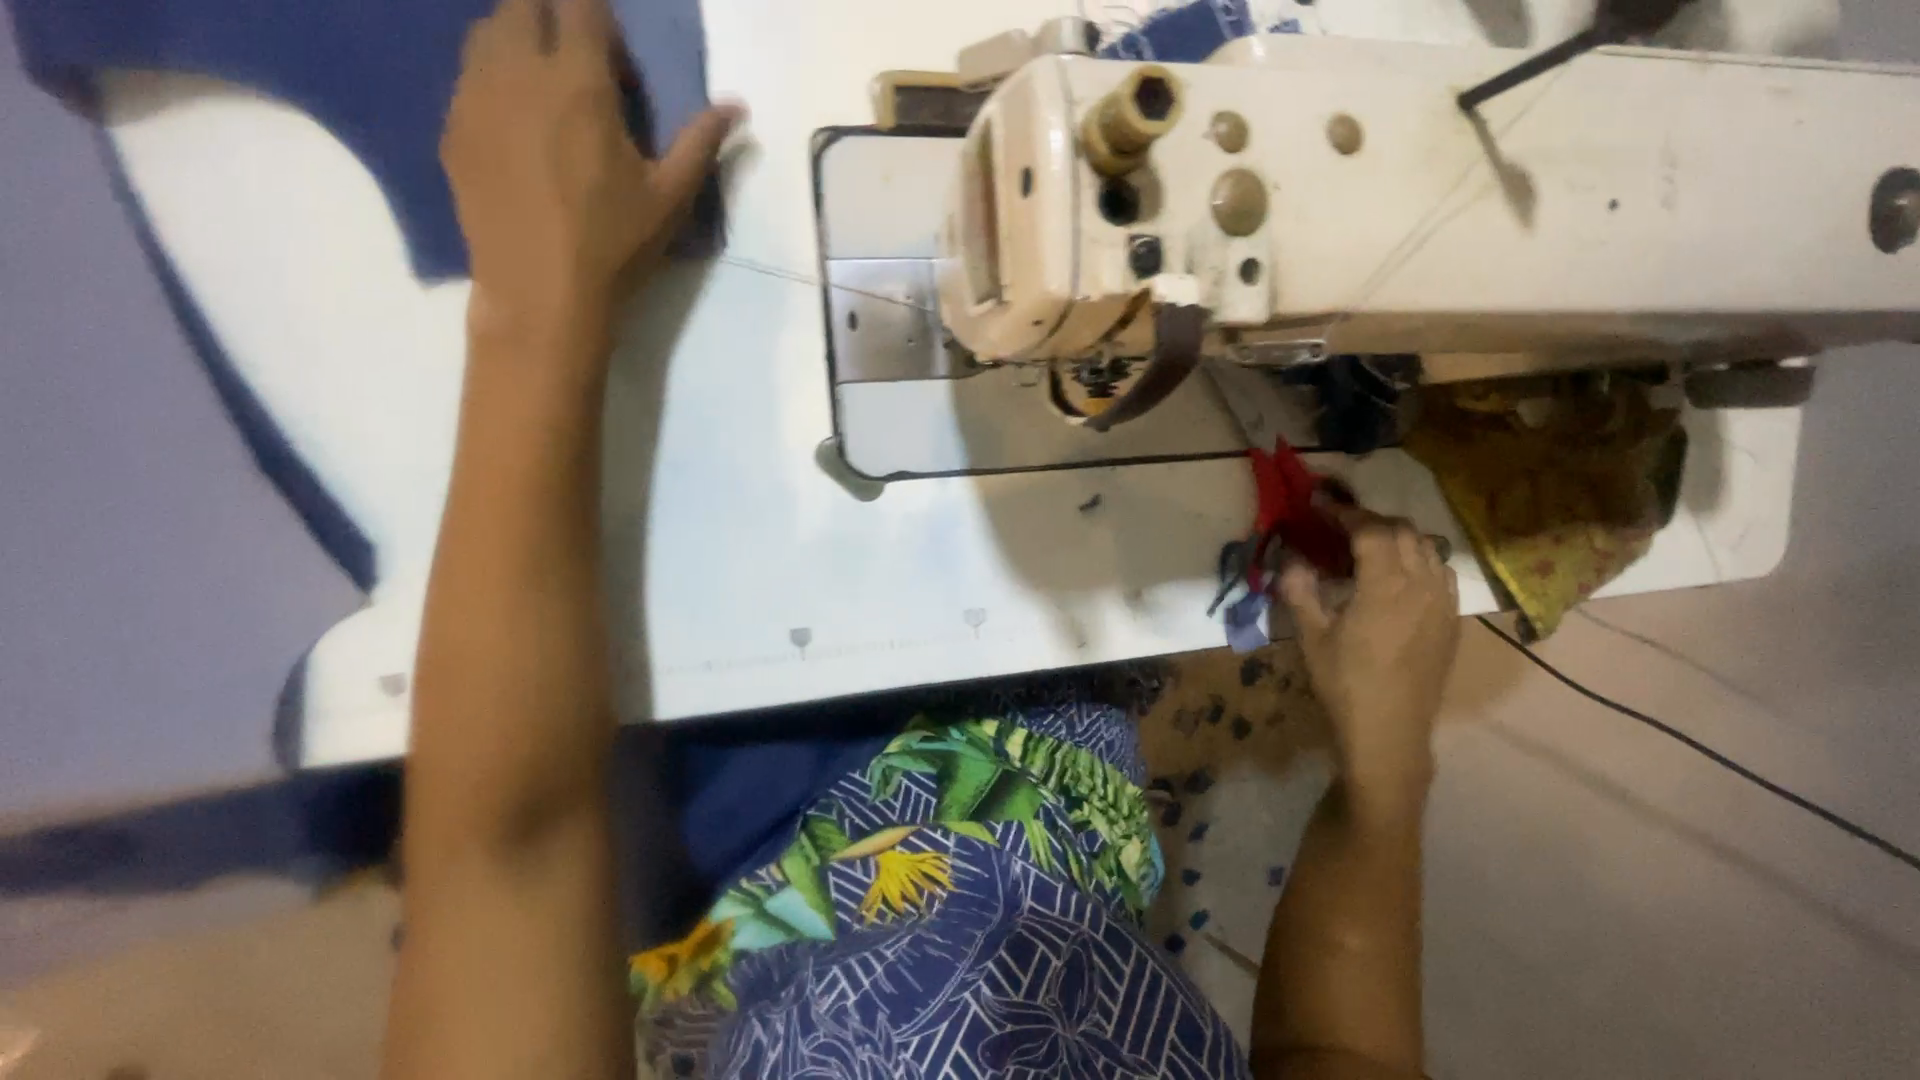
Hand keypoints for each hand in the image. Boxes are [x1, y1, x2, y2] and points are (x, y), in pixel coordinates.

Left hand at [441, 0, 741, 335]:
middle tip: (579, 60)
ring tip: (544, 86)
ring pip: (486, 32)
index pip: (580, 5)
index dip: (599, 17)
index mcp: (579, 83)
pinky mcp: (453, 129)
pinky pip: (467, 77)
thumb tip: (737, 106)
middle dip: (553, 15)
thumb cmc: (615, 245)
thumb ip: (701, 142)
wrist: (541, 293)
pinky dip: (492, 80)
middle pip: (523, 3)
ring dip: (517, 39)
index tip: (614, 53)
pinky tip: (516, 126)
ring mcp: (476, 97)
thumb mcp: (670, 198)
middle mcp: (518, 72)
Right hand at [1278, 507, 1460, 812]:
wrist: (1390, 731)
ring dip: (1398, 537)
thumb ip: (1300, 590)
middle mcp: (1421, 584)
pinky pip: (1441, 573)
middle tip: (1339, 526)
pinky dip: (1419, 560)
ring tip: (1368, 547)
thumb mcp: (1311, 636)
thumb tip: (1291, 559)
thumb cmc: (1345, 683)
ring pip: (1427, 548)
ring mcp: (1443, 602)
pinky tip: (1399, 576)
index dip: (1344, 512)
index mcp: (1386, 585)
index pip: (1370, 529)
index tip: (1319, 504)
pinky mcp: (1451, 620)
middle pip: (1403, 531)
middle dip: (1371, 520)